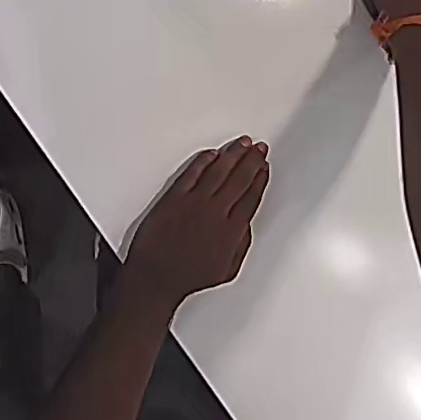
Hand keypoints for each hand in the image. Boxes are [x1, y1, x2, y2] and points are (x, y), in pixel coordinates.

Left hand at [123, 136, 269, 307]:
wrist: (155, 276)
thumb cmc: (187, 276)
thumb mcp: (226, 269)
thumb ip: (241, 245)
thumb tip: (246, 225)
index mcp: (230, 232)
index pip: (251, 197)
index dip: (260, 179)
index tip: (264, 167)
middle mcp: (215, 213)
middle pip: (239, 179)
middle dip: (252, 160)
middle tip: (260, 148)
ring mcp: (194, 203)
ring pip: (219, 171)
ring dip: (233, 155)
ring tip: (242, 143)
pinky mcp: (174, 198)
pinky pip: (192, 173)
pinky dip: (203, 161)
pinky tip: (212, 153)